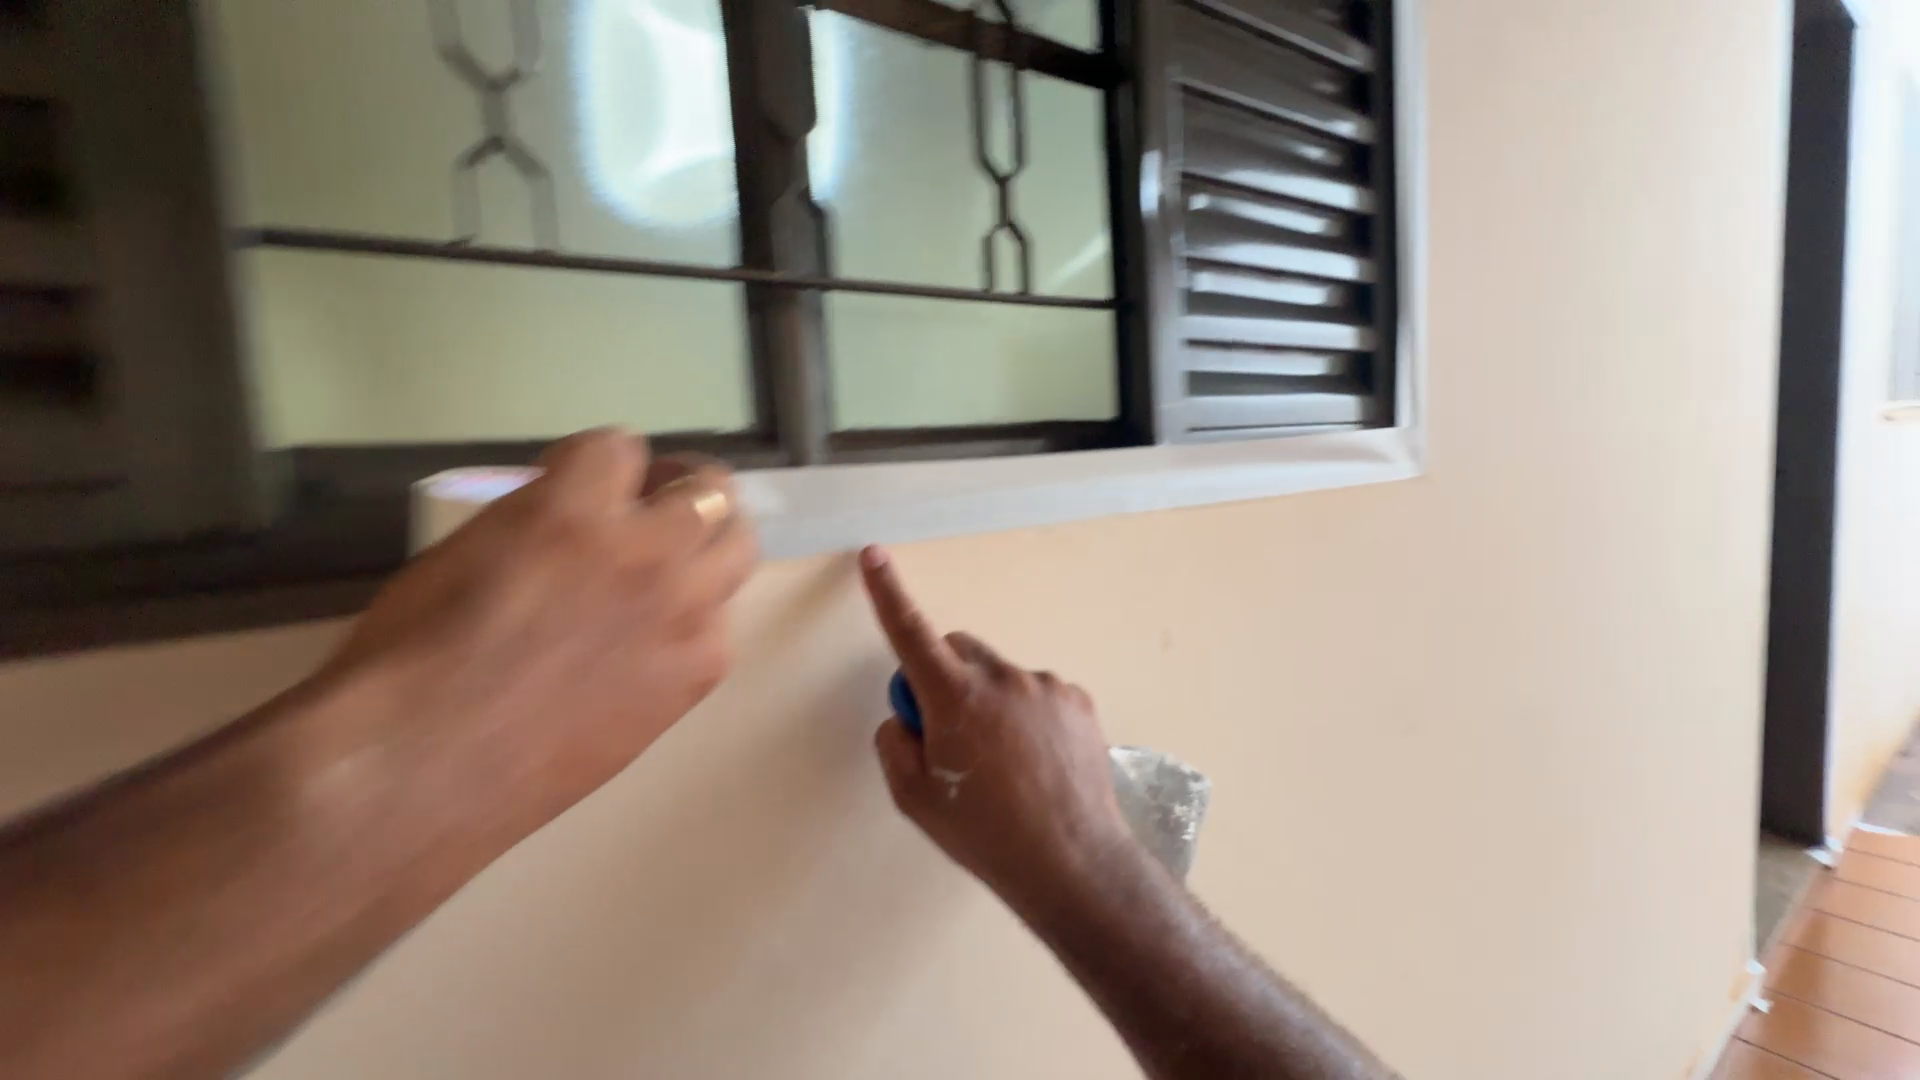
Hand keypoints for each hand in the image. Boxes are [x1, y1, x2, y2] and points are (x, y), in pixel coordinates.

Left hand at [321, 428, 757, 832]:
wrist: (425, 761)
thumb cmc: (510, 771)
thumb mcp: (617, 722)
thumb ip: (646, 663)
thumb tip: (624, 625)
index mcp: (702, 656)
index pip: (722, 589)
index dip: (688, 573)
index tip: (652, 572)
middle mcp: (692, 596)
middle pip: (734, 529)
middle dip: (702, 519)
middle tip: (652, 514)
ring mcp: (644, 549)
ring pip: (707, 484)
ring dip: (671, 480)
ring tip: (620, 484)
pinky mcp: (575, 511)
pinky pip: (613, 448)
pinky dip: (594, 458)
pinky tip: (555, 479)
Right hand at [860, 545, 1135, 914]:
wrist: (1074, 863)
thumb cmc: (985, 835)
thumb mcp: (916, 799)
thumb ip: (895, 743)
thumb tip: (906, 717)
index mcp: (956, 698)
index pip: (910, 633)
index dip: (887, 593)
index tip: (874, 555)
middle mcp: (1003, 678)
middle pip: (960, 650)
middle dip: (946, 675)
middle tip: (951, 731)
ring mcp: (1047, 685)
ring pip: (1001, 676)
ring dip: (991, 700)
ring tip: (1007, 762)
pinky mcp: (1079, 700)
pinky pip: (1038, 693)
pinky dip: (1028, 713)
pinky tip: (1040, 761)